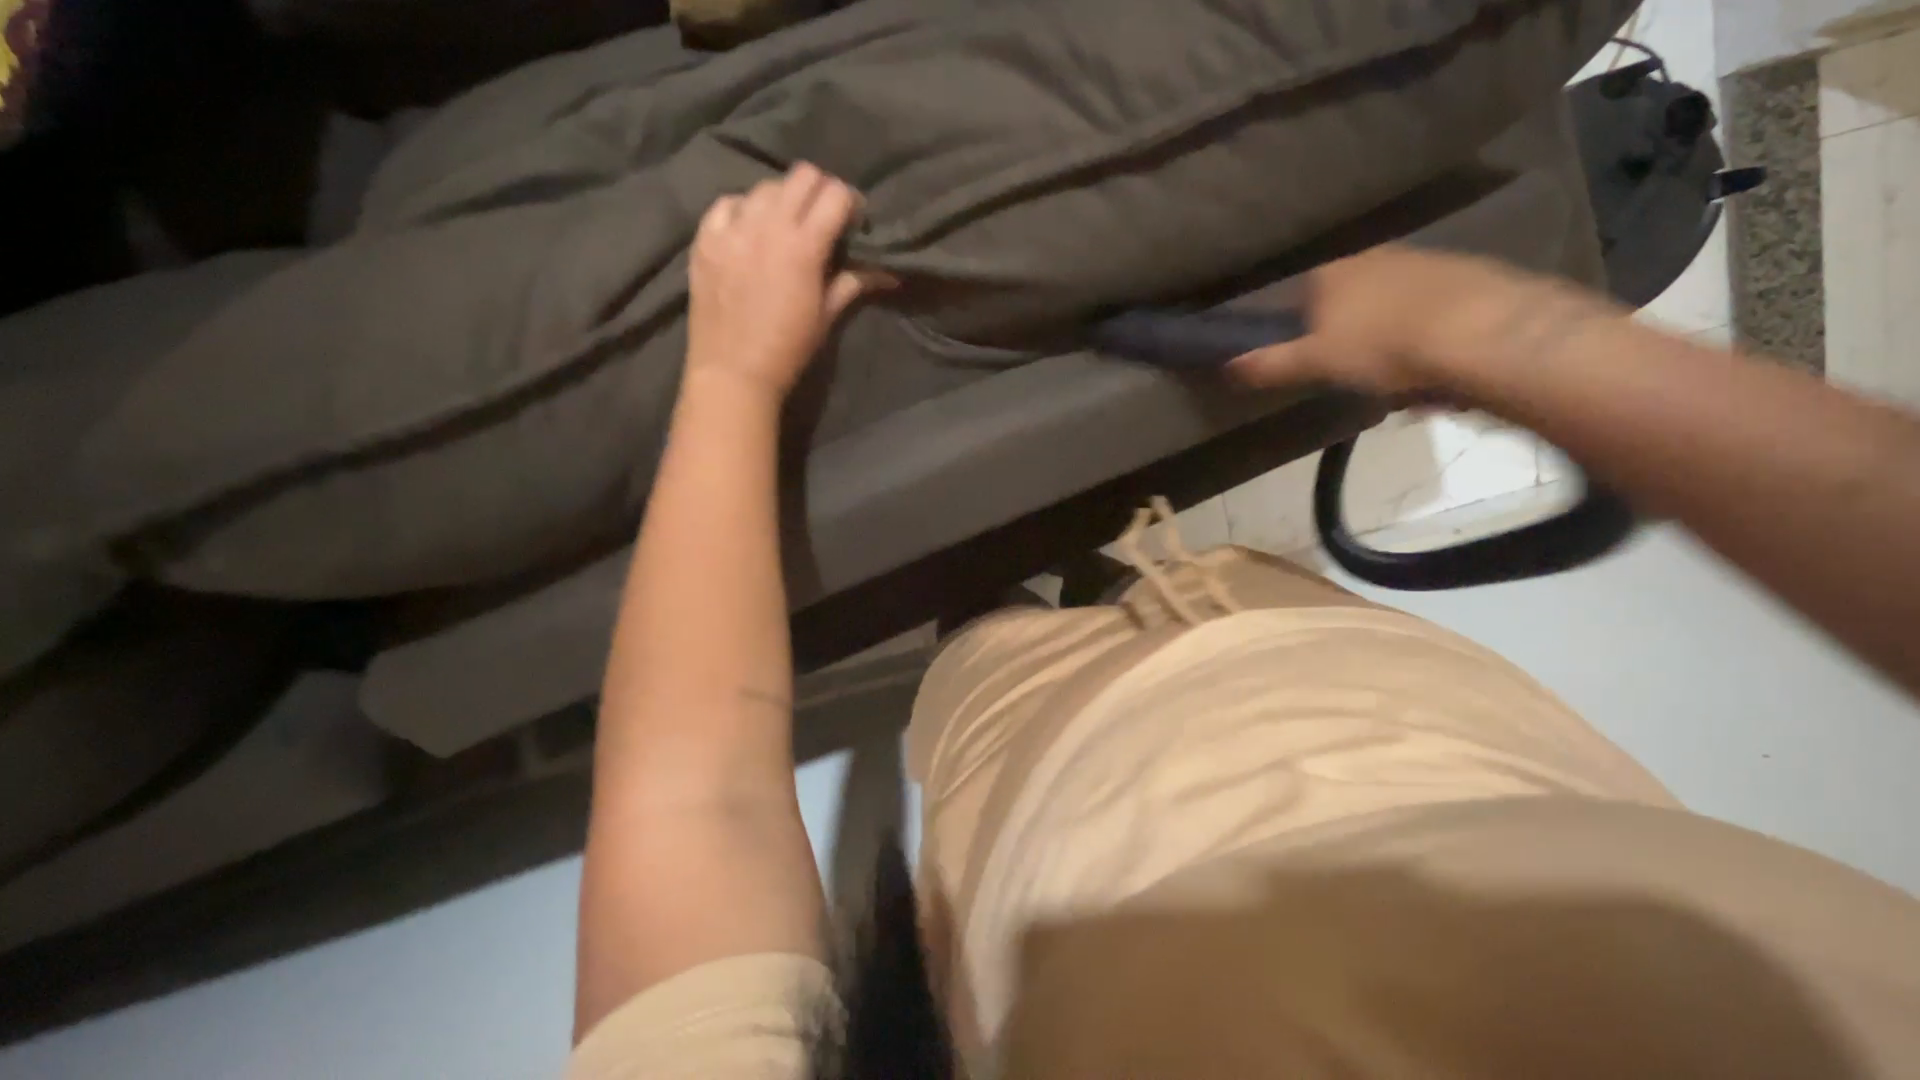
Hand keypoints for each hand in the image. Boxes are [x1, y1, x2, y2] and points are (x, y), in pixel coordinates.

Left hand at [686, 162, 892, 399]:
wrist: (732, 373)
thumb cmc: (787, 349)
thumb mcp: (826, 316)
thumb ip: (853, 282)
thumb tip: (888, 271)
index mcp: (803, 245)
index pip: (836, 194)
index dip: (851, 202)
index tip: (853, 221)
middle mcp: (767, 226)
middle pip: (803, 176)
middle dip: (820, 191)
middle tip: (822, 217)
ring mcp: (732, 229)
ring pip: (765, 187)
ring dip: (782, 200)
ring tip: (783, 225)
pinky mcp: (705, 239)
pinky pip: (727, 204)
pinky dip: (743, 210)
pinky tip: (748, 231)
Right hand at [1227, 245, 1608, 397]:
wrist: (1481, 332)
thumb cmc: (1382, 345)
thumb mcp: (1316, 363)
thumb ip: (1270, 364)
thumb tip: (1224, 365)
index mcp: (1333, 270)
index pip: (1302, 294)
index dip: (1303, 329)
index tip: (1312, 360)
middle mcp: (1376, 256)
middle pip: (1350, 300)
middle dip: (1351, 334)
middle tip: (1357, 374)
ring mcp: (1424, 262)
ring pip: (1392, 306)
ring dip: (1391, 338)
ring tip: (1402, 379)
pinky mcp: (1468, 277)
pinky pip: (1433, 313)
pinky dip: (1428, 338)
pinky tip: (1437, 368)